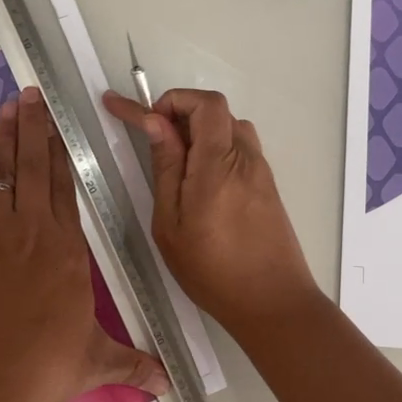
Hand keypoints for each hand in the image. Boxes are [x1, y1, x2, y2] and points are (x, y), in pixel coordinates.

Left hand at [0, 87, 167, 401]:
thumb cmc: (40, 369)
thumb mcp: (94, 364)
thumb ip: (131, 364)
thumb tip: (169, 382)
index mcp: (69, 253)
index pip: (67, 191)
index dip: (63, 155)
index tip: (60, 127)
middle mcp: (35, 231)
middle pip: (38, 169)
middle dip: (37, 128)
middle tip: (35, 94)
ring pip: (7, 171)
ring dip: (10, 134)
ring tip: (12, 101)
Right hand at [103, 89, 320, 331]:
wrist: (274, 303)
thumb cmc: (212, 270)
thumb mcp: (171, 224)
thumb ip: (166, 168)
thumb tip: (157, 124)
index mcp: (217, 164)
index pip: (200, 104)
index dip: (163, 98)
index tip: (128, 109)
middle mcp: (245, 157)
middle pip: (214, 110)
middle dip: (178, 114)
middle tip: (153, 142)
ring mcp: (260, 170)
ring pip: (229, 127)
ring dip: (199, 131)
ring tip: (176, 164)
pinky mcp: (267, 185)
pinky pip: (239, 148)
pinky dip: (216, 148)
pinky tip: (200, 182)